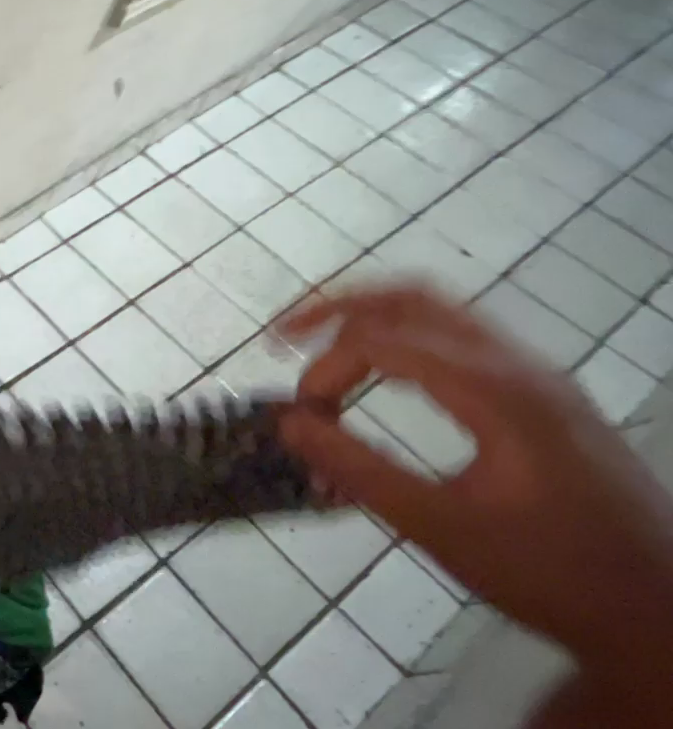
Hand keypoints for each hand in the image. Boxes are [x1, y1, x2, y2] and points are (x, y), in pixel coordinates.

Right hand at [277, 286, 672, 676]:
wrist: (670, 619)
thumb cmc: (552, 574)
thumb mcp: (439, 527)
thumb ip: (355, 468)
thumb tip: (288, 422)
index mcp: (496, 393)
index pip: (380, 343)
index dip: (325, 370)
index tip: (302, 418)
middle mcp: (519, 367)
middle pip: (411, 299)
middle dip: (336, 309)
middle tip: (283, 336)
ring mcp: (538, 378)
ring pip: (438, 310)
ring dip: (371, 318)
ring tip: (320, 344)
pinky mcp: (544, 396)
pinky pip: (460, 337)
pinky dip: (405, 338)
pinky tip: (382, 374)